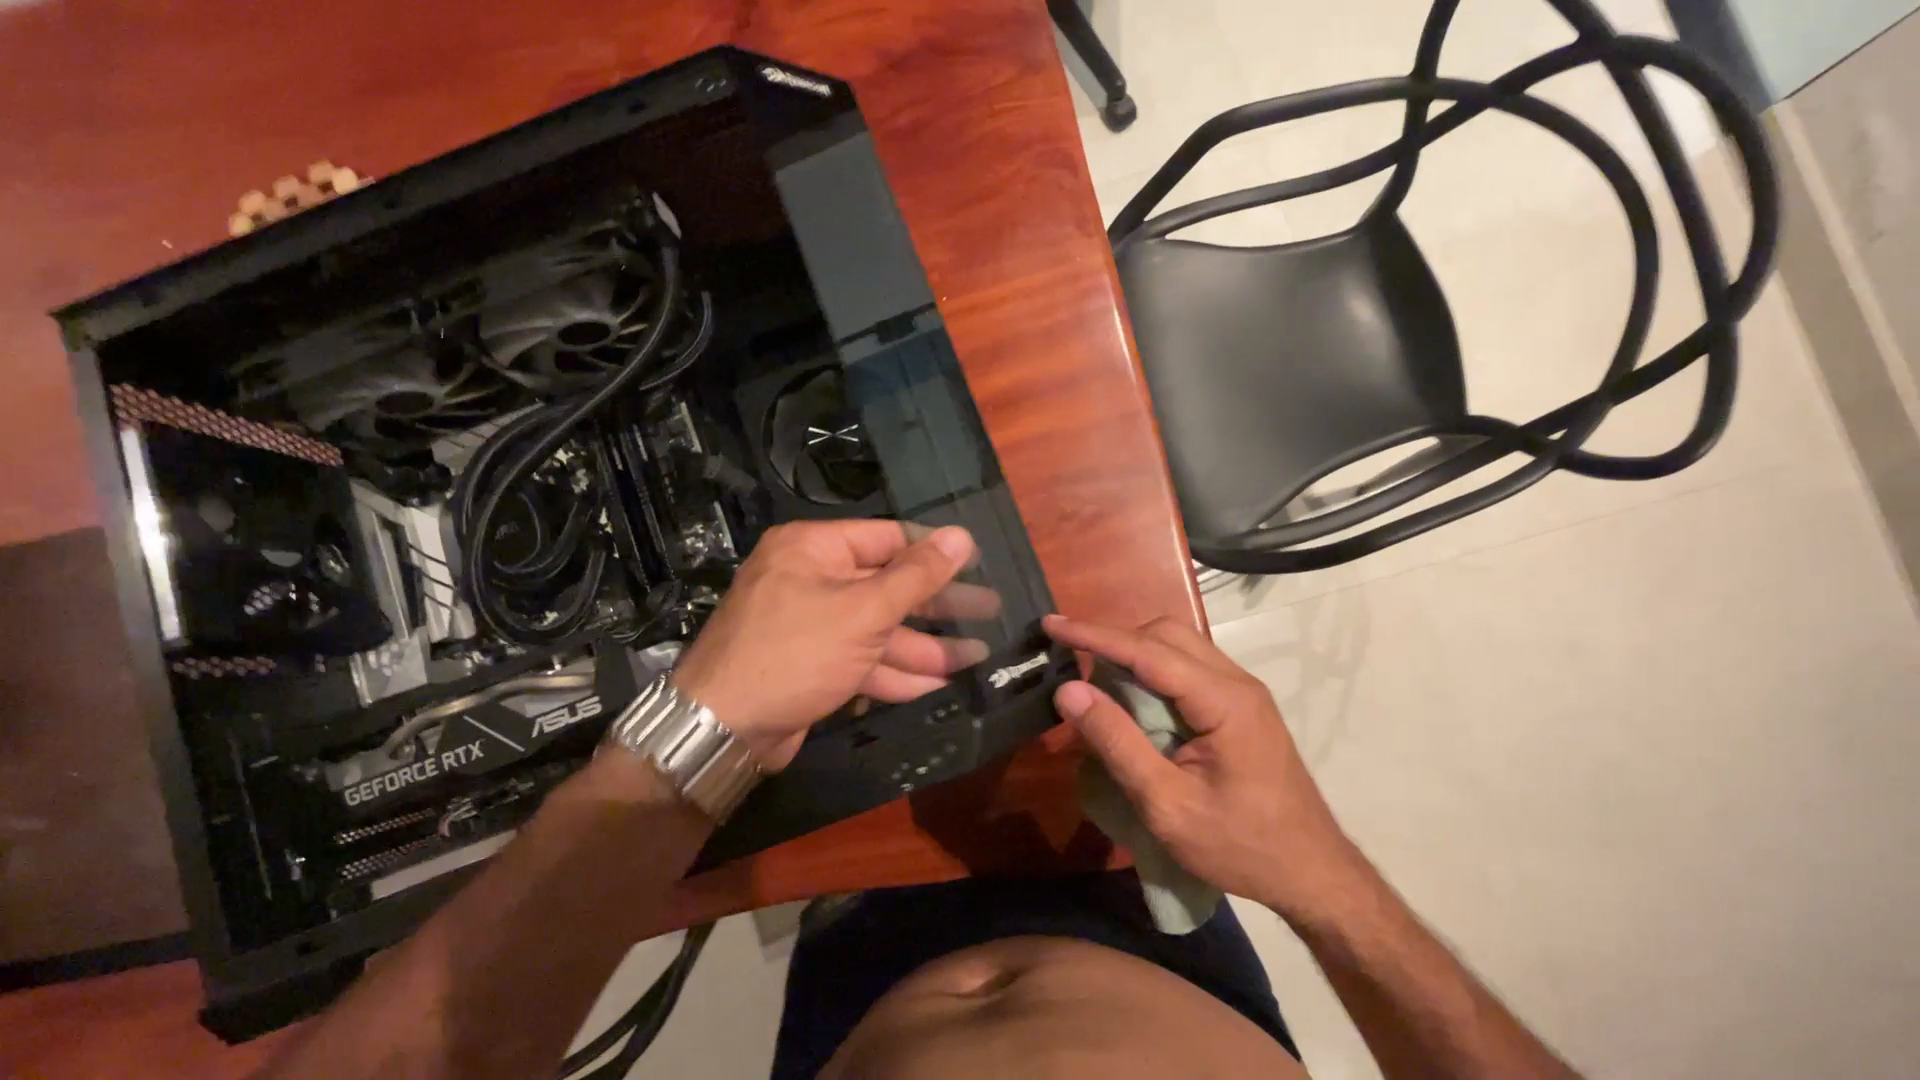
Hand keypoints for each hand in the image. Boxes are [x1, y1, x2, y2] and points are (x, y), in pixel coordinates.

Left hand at [673, 521, 986, 769]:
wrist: (722, 729)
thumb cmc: (795, 653)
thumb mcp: (863, 612)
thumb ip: (917, 576)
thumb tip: (962, 535)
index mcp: (815, 549)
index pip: (888, 538)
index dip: (935, 552)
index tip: (979, 564)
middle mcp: (811, 580)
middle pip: (887, 587)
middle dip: (938, 607)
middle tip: (991, 612)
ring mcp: (810, 626)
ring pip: (878, 630)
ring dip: (924, 647)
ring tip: (977, 657)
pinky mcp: (811, 666)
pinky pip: (861, 660)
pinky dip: (895, 673)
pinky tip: (938, 684)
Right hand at [1045, 613, 1365, 921]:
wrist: (1311, 874)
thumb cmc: (1240, 847)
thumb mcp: (1167, 804)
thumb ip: (1118, 743)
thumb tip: (1068, 691)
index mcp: (1224, 701)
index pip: (1148, 651)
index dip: (1095, 636)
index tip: (1051, 624)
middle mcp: (1238, 683)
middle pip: (1168, 634)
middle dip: (1116, 639)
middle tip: (1072, 662)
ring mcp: (1244, 693)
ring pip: (1180, 646)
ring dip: (1135, 653)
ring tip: (1095, 680)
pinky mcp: (1242, 708)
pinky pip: (1190, 669)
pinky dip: (1154, 671)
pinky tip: (1133, 699)